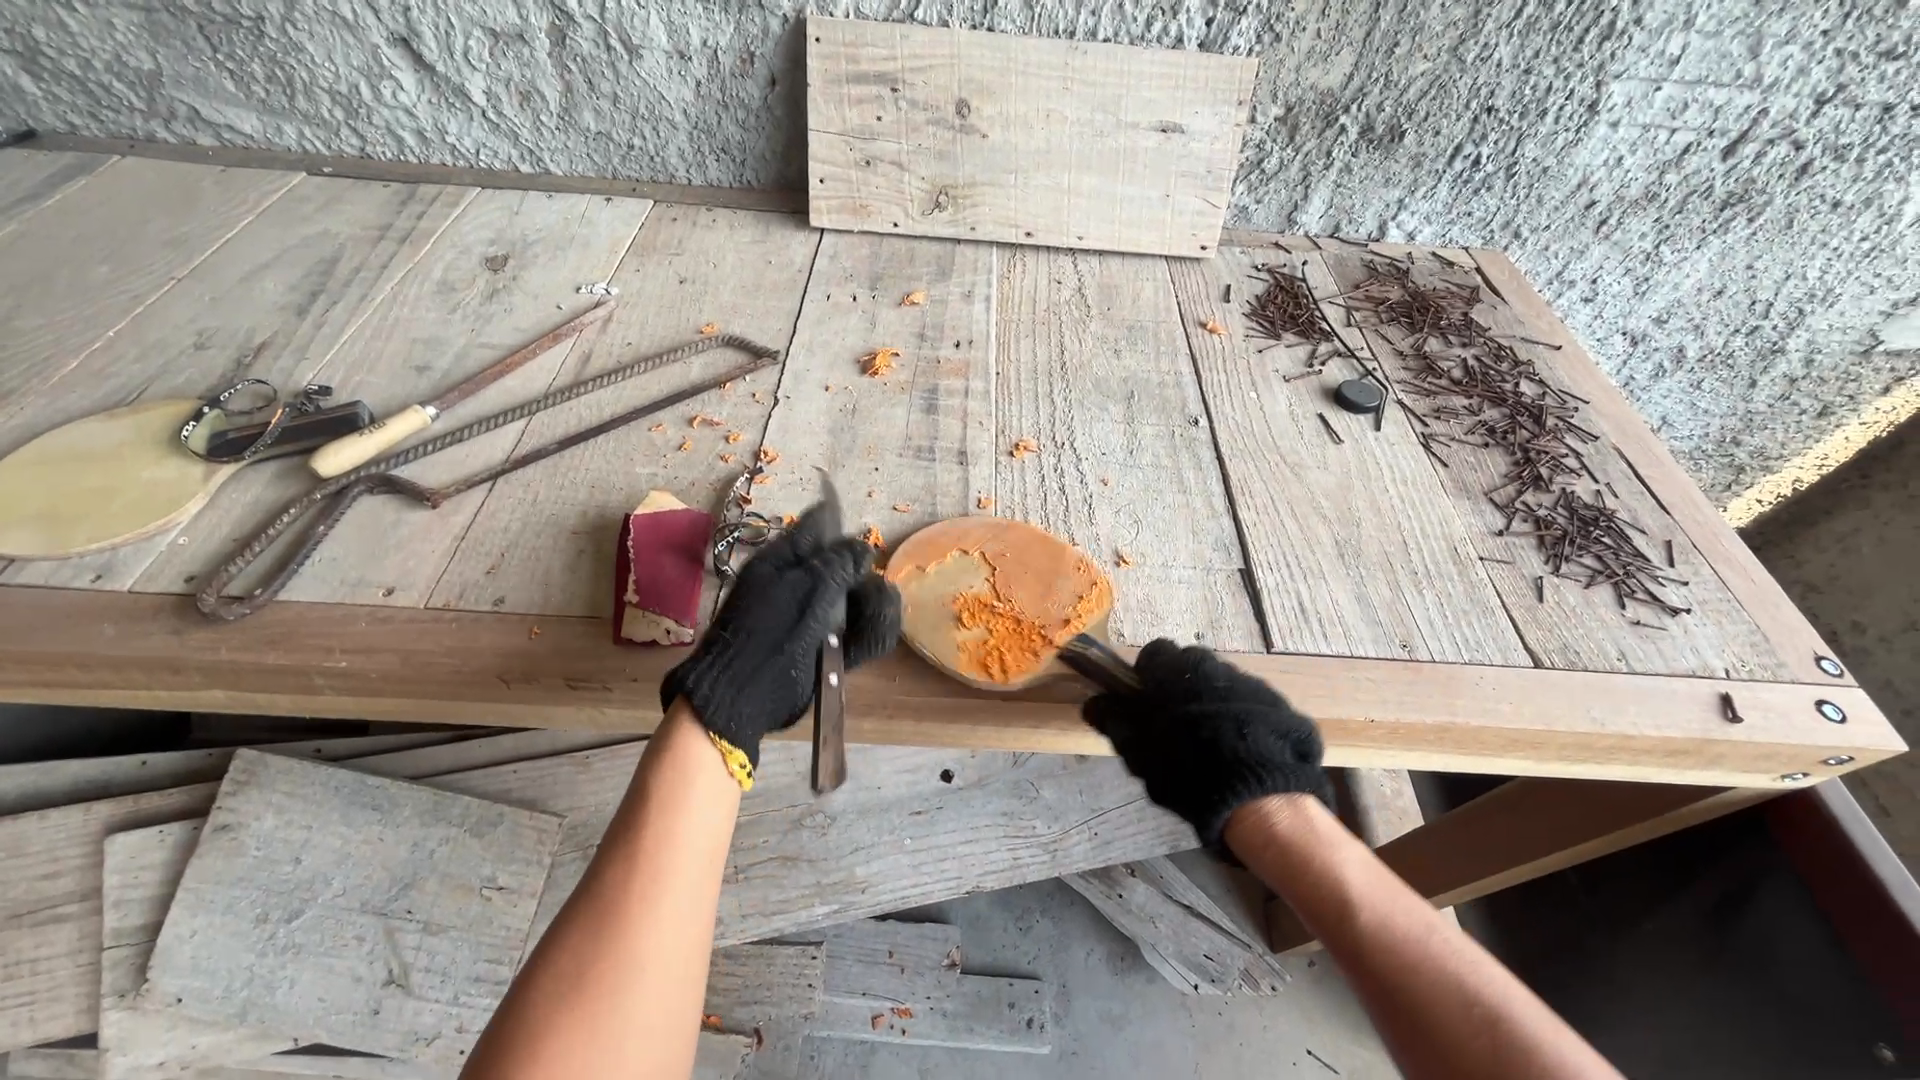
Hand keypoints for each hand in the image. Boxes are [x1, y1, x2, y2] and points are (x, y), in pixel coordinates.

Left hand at [661, 500, 900, 775]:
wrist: (742, 693)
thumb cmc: (766, 633)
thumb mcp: (803, 589)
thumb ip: (837, 564)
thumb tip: (862, 546)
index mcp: (786, 560)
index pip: (819, 526)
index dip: (842, 523)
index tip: (860, 536)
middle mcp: (805, 584)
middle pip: (849, 564)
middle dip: (865, 574)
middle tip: (863, 589)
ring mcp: (820, 618)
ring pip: (862, 599)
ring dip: (876, 605)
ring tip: (875, 613)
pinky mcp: (833, 649)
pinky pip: (865, 632)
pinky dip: (875, 631)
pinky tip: (876, 632)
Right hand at [1083, 640, 1327, 848]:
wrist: (1260, 795)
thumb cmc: (1186, 767)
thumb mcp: (1137, 751)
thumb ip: (1113, 721)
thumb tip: (1093, 703)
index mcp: (1174, 670)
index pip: (1154, 653)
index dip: (1146, 676)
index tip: (1145, 703)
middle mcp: (1212, 665)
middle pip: (1189, 666)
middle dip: (1180, 687)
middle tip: (1174, 725)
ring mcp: (1249, 682)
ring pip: (1219, 683)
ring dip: (1209, 703)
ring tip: (1210, 743)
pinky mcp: (1277, 704)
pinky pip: (1248, 703)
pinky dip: (1239, 718)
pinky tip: (1239, 751)